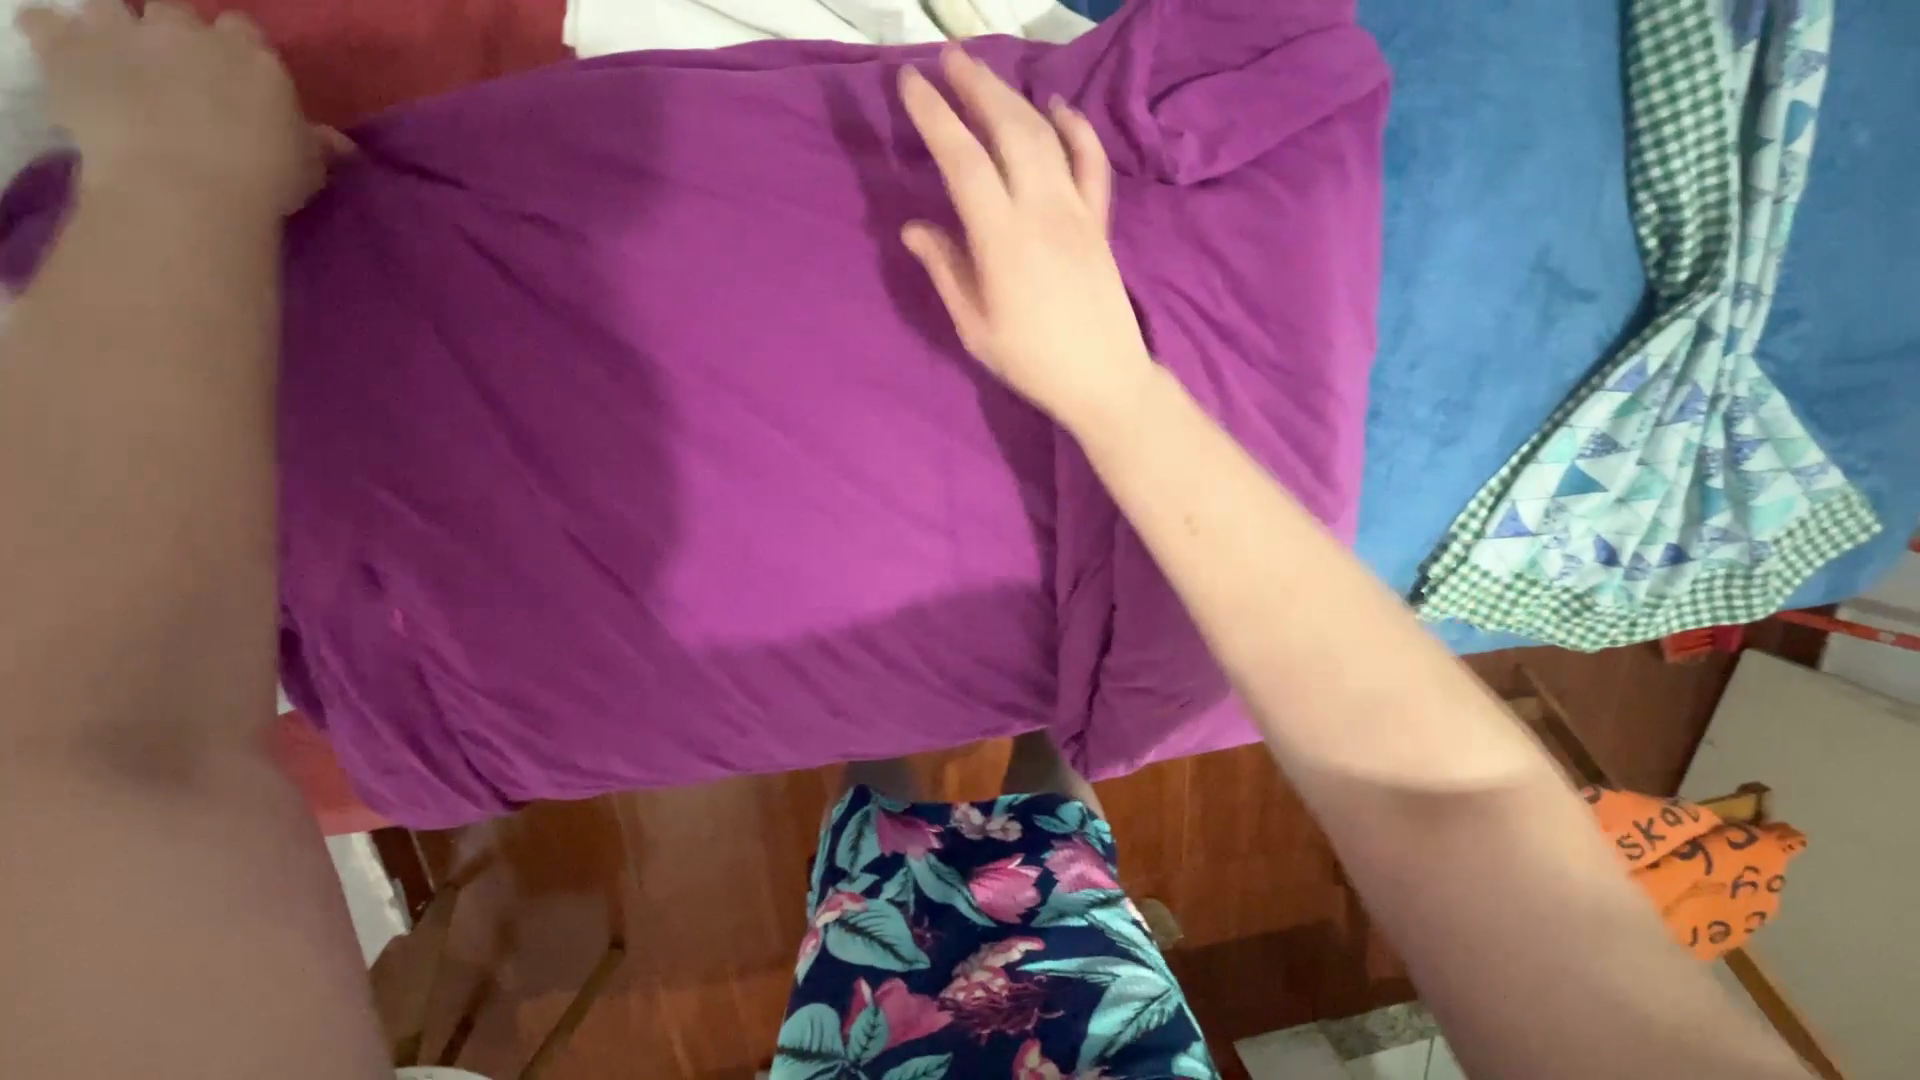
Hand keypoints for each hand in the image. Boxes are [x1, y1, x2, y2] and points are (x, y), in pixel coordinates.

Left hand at [19, 0, 336, 216]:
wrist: (185, 189)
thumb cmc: (263, 179)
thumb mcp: (308, 167)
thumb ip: (318, 145)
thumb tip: (341, 145)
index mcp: (249, 54)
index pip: (243, 31)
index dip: (239, 52)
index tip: (240, 80)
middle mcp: (184, 30)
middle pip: (174, 10)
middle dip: (176, 33)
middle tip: (180, 71)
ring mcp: (120, 34)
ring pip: (106, 3)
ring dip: (112, 23)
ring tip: (119, 53)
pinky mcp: (65, 51)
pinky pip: (42, 22)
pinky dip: (51, 33)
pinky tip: (63, 51)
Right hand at [899, 48, 1155, 435]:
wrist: (1104, 379)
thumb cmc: (1031, 361)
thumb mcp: (975, 326)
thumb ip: (947, 270)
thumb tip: (915, 228)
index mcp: (1002, 239)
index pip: (963, 160)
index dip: (935, 117)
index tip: (911, 85)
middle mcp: (1042, 211)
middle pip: (1008, 130)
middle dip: (976, 87)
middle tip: (948, 60)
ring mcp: (1077, 212)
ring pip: (1046, 137)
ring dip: (1015, 99)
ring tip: (986, 76)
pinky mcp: (1101, 223)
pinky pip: (1092, 164)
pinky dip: (1077, 130)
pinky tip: (1059, 108)